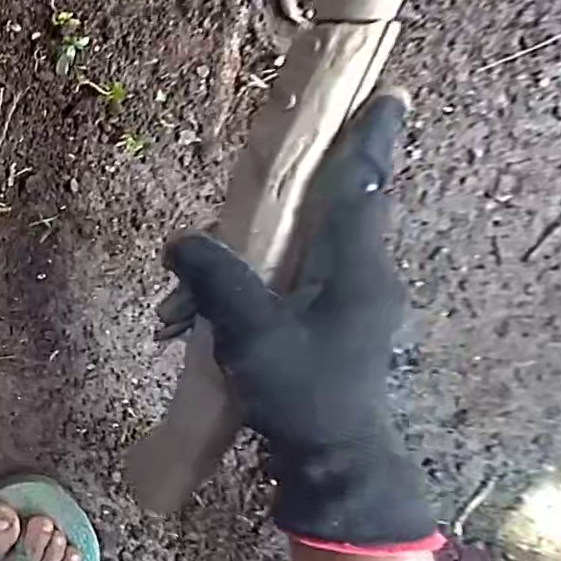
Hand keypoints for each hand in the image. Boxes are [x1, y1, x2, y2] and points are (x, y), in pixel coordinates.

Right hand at [160, 94, 438, 551]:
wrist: (332, 461)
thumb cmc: (301, 390)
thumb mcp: (247, 331)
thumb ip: (213, 277)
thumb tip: (178, 239)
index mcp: (357, 272)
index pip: (363, 192)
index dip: (371, 144)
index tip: (389, 98)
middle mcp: (360, 282)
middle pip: (302, 231)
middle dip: (242, 238)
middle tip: (198, 259)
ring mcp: (343, 308)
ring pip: (275, 269)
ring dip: (218, 286)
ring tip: (172, 318)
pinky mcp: (324, 331)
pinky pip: (271, 296)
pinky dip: (228, 305)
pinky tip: (188, 329)